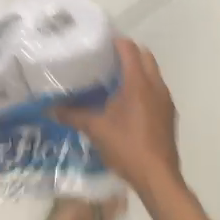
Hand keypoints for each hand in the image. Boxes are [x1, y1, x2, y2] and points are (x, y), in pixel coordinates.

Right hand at [54, 38, 180, 195]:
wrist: (158, 178)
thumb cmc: (126, 147)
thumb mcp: (95, 129)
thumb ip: (73, 115)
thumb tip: (50, 109)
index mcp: (138, 83)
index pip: (129, 48)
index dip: (115, 41)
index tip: (99, 42)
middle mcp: (156, 86)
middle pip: (145, 56)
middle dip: (128, 53)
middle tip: (106, 59)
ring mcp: (165, 101)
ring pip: (153, 73)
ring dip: (138, 70)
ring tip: (114, 80)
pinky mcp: (169, 115)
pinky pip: (157, 90)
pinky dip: (144, 88)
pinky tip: (128, 104)